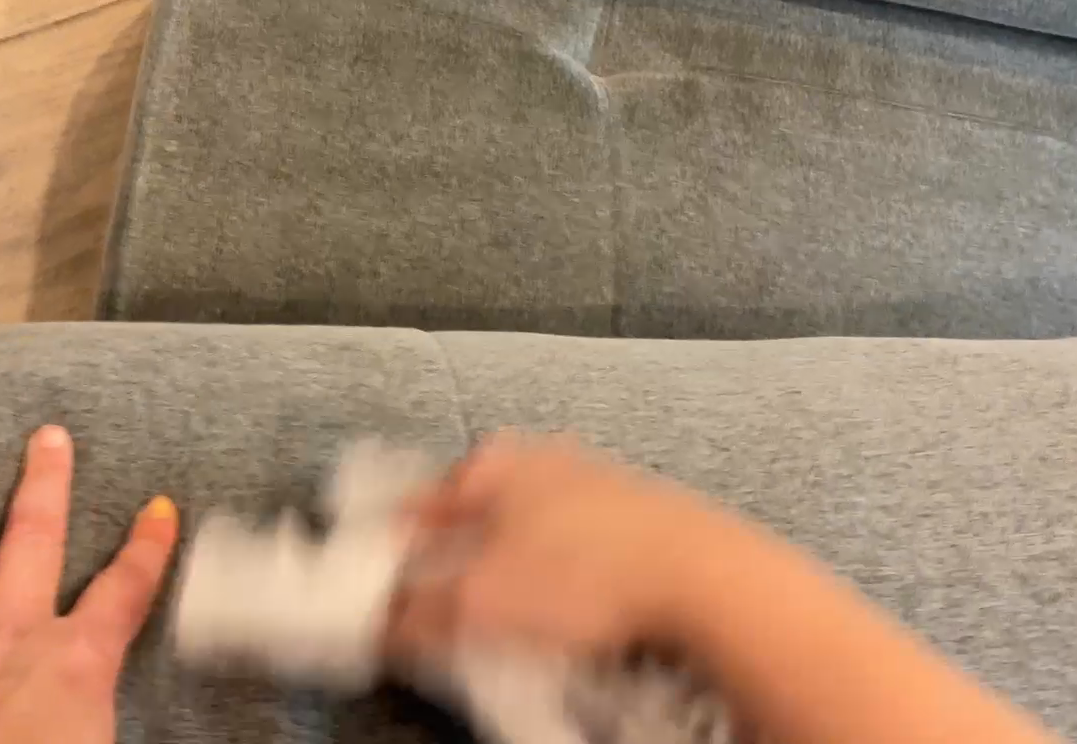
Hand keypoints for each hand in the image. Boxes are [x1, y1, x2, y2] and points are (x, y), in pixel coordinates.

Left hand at [0, 426, 178, 743]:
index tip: (161, 506)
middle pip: (36, 539)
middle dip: (45, 483)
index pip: (127, 585)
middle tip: (48, 434)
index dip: (150, 544)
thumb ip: (101, 704)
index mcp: (77, 653)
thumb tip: (103, 701)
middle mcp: (13, 628)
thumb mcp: (96, 740)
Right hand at [394, 433, 746, 656]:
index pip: (414, 507)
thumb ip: (415, 607)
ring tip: (511, 618)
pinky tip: (564, 606)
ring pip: (518, 531)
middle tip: (448, 617)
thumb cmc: (583, 570)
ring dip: (503, 573)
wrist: (696, 573)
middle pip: (468, 517)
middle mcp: (532, 457)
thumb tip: (380, 616)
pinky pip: (563, 544)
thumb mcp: (479, 602)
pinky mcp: (619, 507)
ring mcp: (580, 477)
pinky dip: (551, 573)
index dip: (393, 554)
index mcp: (489, 462)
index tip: (384, 596)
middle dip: (451, 567)